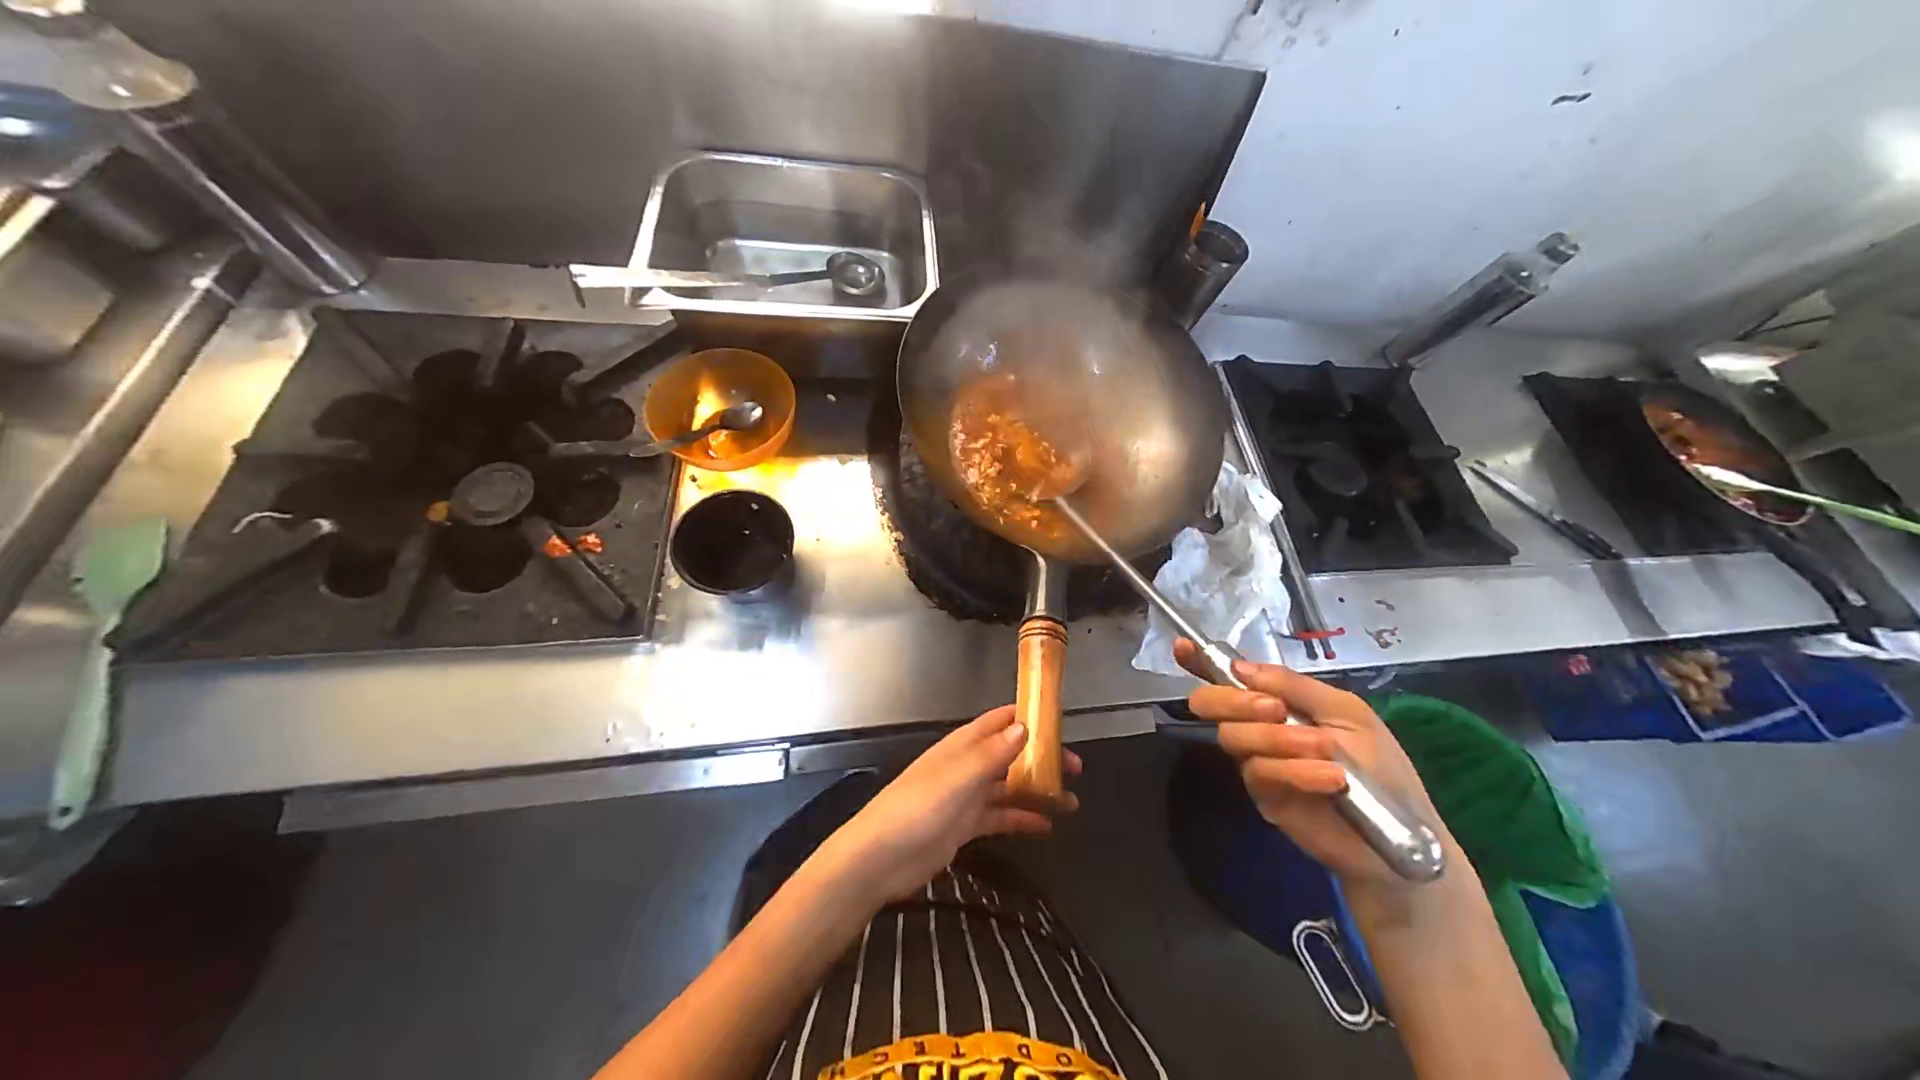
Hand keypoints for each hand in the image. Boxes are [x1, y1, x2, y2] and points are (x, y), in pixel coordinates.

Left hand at [812, 705, 1080, 905]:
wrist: (880, 859)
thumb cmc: (916, 809)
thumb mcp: (958, 777)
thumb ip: (992, 754)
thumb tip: (1025, 727)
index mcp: (962, 747)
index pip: (999, 722)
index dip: (1028, 718)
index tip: (1060, 722)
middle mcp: (966, 767)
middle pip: (1010, 755)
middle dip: (1042, 759)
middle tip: (1076, 770)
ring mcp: (965, 797)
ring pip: (1008, 787)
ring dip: (1037, 791)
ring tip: (1070, 801)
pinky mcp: (963, 826)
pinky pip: (1000, 817)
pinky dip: (1022, 818)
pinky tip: (1045, 825)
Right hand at [1175, 639, 1445, 893]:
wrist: (1404, 837)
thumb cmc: (1382, 766)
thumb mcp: (1348, 711)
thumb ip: (1296, 687)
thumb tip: (1240, 667)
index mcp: (1277, 702)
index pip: (1229, 678)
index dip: (1199, 661)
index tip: (1180, 647)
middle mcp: (1258, 728)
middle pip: (1212, 704)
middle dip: (1235, 700)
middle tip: (1272, 709)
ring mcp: (1257, 762)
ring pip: (1233, 737)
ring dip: (1278, 738)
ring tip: (1324, 750)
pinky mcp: (1264, 797)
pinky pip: (1259, 773)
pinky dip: (1294, 770)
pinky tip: (1329, 778)